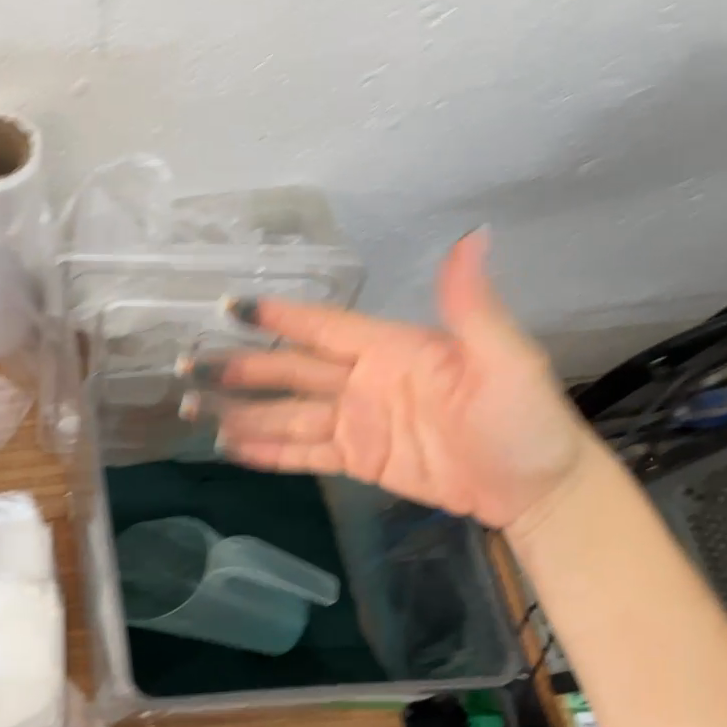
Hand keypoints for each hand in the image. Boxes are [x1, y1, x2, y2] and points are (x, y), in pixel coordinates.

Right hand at [213, 230, 593, 530]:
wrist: (536, 489)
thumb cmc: (525, 420)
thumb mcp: (507, 361)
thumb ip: (472, 307)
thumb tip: (470, 237)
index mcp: (390, 350)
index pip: (322, 329)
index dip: (278, 317)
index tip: (231, 306)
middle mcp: (362, 382)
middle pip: (288, 373)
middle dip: (239, 369)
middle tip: (191, 367)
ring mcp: (355, 422)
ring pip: (285, 415)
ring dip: (240, 413)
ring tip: (194, 412)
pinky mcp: (355, 459)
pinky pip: (301, 453)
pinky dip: (265, 451)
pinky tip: (229, 447)